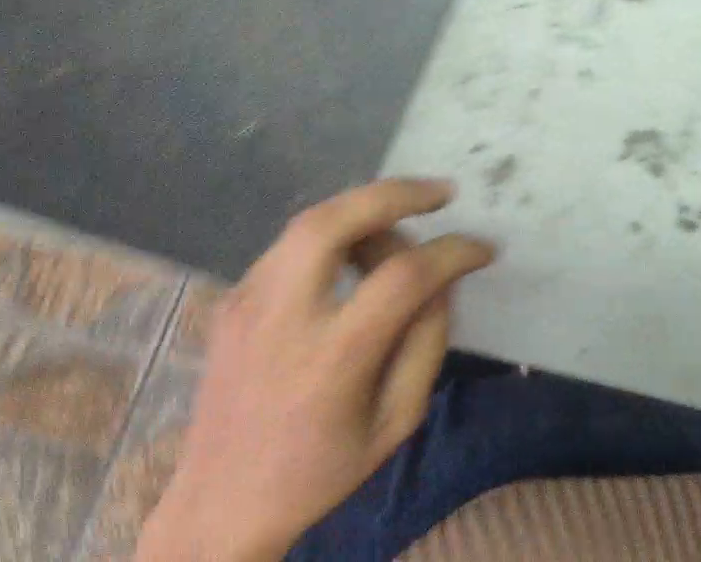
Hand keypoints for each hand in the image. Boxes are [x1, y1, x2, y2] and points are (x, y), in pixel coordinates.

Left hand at [135, 180, 494, 561]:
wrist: (217, 508)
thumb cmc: (320, 471)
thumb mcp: (397, 419)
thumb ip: (427, 341)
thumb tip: (443, 277)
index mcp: (331, 359)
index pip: (404, 276)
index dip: (454, 252)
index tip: (483, 250)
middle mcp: (282, 318)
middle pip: (334, 221)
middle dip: (395, 193)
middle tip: (440, 194)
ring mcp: (246, 304)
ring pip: (309, 222)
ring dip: (365, 209)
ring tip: (403, 224)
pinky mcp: (230, 302)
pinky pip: (292, 246)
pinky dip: (336, 234)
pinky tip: (358, 255)